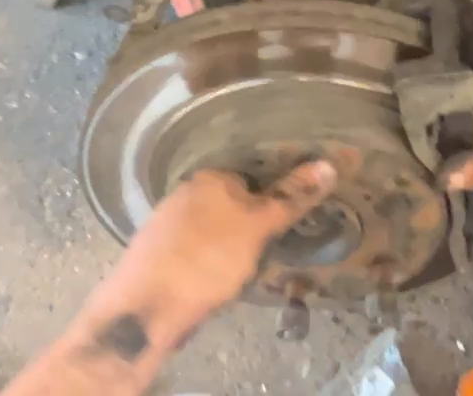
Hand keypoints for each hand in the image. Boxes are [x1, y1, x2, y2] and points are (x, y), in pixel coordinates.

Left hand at [102, 161, 337, 336]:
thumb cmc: (207, 260)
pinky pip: (190, 246)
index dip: (268, 204)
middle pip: (228, 201)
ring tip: (235, 271)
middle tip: (260, 253)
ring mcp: (166, 218)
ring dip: (223, 243)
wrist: (144, 307)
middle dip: (244, 223)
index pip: (251, 178)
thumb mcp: (258, 228)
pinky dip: (203, 259)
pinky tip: (207, 281)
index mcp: (212, 176)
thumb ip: (290, 198)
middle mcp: (187, 188)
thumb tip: (328, 164)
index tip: (277, 229)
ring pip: (209, 225)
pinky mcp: (154, 248)